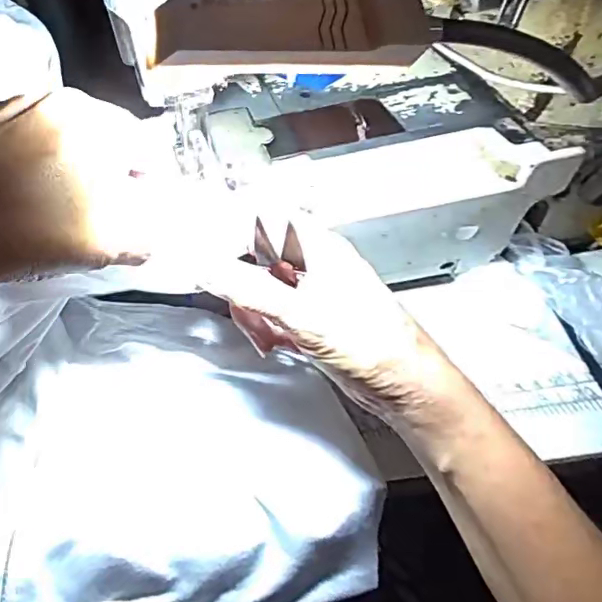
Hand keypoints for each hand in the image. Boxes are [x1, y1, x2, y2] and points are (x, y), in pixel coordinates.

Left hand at [0, 89, 173, 296]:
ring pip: (63, 134)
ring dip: (69, 164)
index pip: (143, 146)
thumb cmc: (29, 233)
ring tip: (52, 204)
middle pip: (104, 136)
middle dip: (107, 171)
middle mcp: (57, 99)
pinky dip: (32, 159)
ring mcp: (14, 105)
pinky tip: (18, 192)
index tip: (132, 210)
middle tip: (93, 212)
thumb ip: (145, 233)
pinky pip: (24, 136)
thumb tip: (148, 230)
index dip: (145, 181)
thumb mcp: (106, 242)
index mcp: (94, 119)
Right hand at [200, 221, 471, 427]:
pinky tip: (274, 341)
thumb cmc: (374, 341)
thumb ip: (249, 288)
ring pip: (259, 286)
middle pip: (253, 255)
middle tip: (239, 305)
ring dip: (252, 311)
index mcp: (314, 243)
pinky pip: (271, 311)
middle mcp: (311, 260)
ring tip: (264, 332)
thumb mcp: (301, 312)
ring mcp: (310, 288)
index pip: (258, 220)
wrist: (401, 382)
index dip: (225, 230)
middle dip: (239, 284)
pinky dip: (265, 326)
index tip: (200, 249)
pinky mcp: (309, 315)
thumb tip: (208, 268)